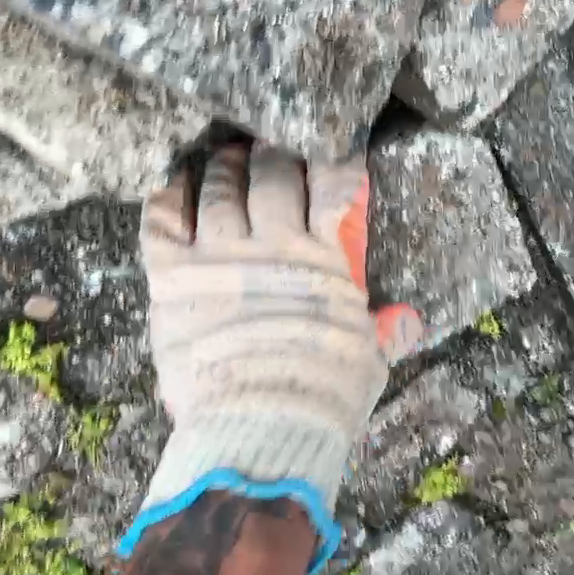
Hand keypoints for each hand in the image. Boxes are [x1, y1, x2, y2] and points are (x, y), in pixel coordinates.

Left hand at [135, 143, 421, 530]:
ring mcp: (218, 255)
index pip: (332, 190)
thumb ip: (383, 330)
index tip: (334, 153)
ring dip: (226, 167)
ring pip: (220, 189)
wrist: (263, 423)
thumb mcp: (366, 357)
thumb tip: (410, 323)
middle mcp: (271, 243)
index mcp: (322, 258)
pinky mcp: (173, 276)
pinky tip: (178, 182)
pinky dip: (170, 195)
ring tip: (228, 157)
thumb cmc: (324, 393)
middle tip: (271, 151)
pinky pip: (163, 219)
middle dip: (274, 157)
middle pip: (272, 177)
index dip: (334, 164)